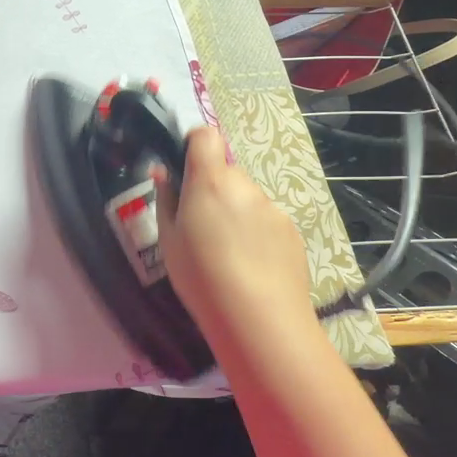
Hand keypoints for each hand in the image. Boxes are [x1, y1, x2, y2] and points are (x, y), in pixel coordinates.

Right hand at [152, 127, 316, 352]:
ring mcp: (272, 209)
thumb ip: (166, 199)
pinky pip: (266, 220)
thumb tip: (164, 174)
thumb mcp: (168, 238)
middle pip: (226, 171)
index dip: (194, 144)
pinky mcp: (292, 232)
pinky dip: (255, 232)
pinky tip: (249, 264)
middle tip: (199, 222)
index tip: (184, 169)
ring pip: (246, 197)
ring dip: (234, 211)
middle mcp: (244, 186)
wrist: (261, 320)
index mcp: (209, 181)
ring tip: (227, 251)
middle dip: (212, 187)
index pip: (206, 135)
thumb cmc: (201, 276)